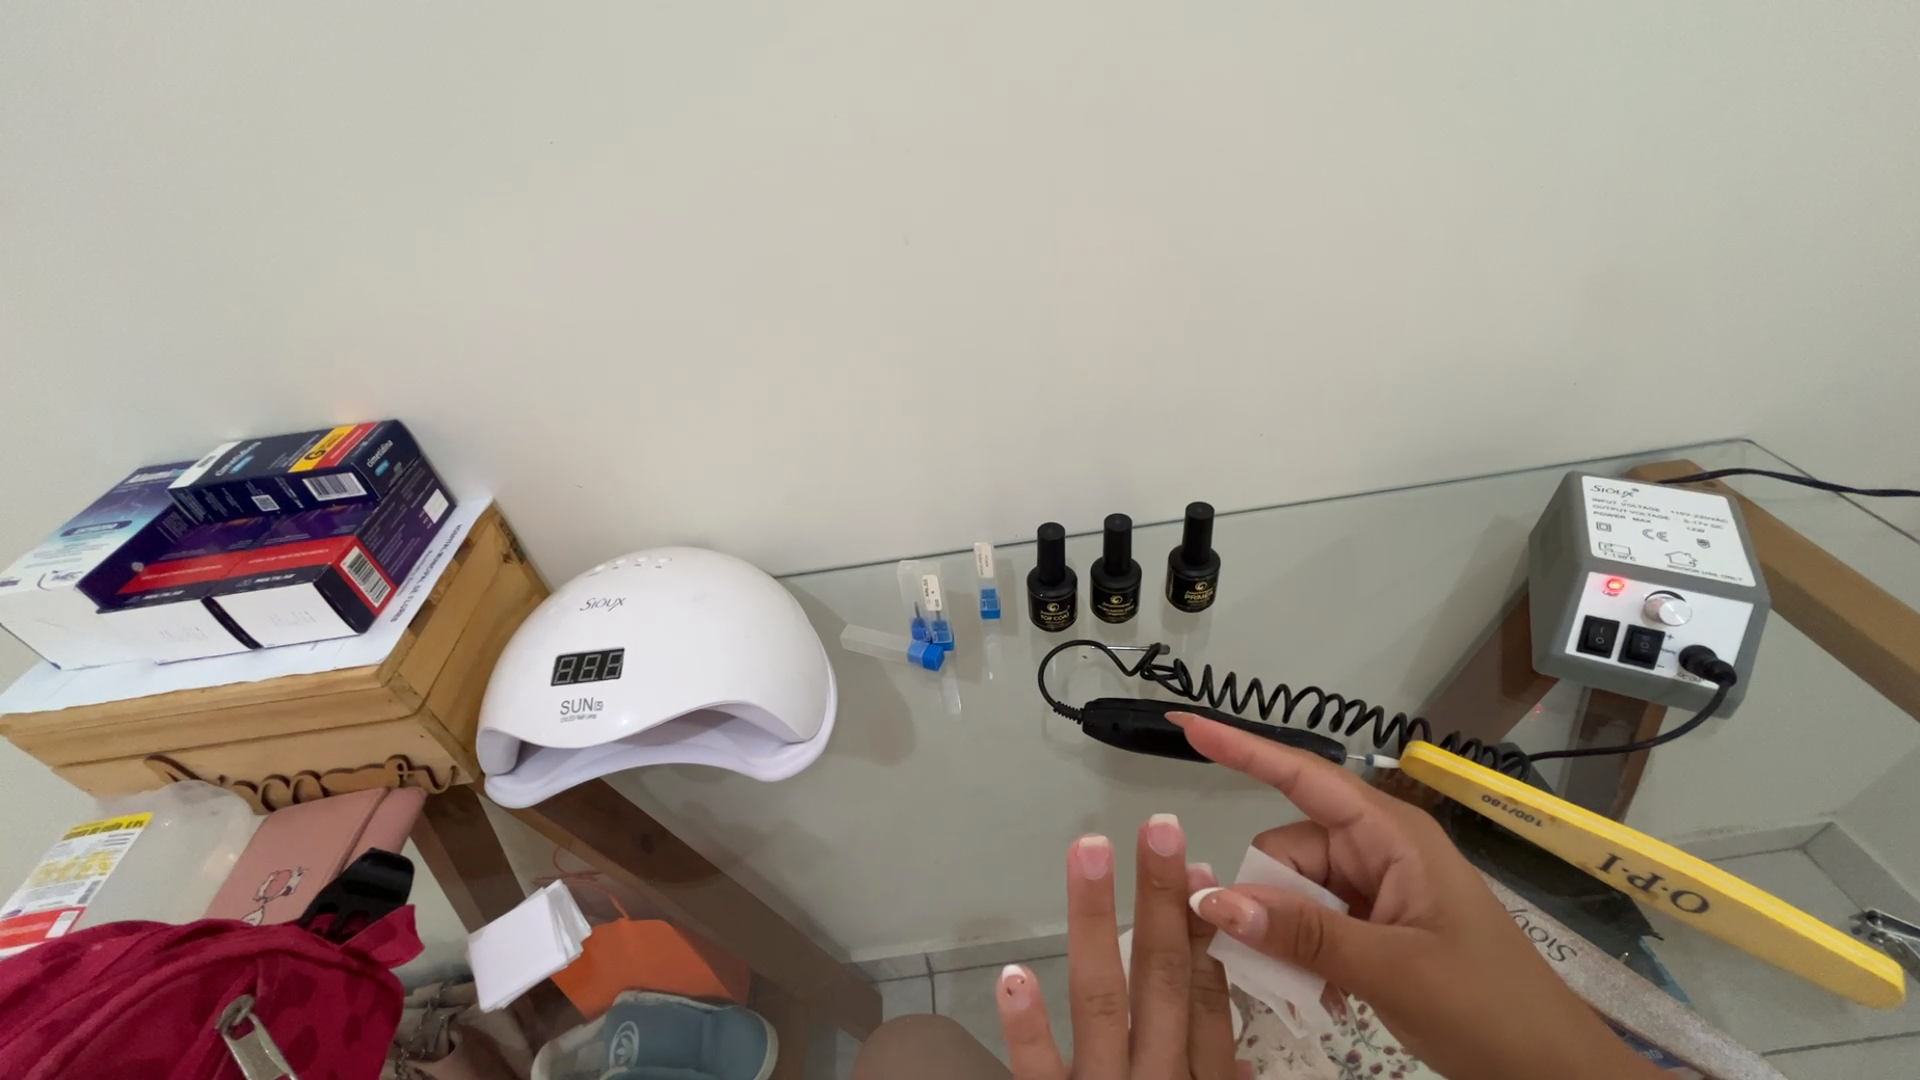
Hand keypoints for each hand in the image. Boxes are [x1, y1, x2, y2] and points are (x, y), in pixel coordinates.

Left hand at [995, 818, 1245, 1079]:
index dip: (1203, 929)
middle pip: (1161, 976)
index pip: (1204, 995)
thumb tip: (1239, 1052)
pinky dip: (1027, 1025)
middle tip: (1159, 826)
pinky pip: (1038, 1069)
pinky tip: (1014, 975)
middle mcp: (1158, 1079)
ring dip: (1094, 918)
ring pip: (1100, 998)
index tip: (1199, 866)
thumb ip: (1214, 1078)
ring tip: (1089, 849)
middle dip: (1160, 896)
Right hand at [1170, 713, 1666, 1079]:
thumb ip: (1300, 934)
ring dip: (1285, 935)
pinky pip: (1307, 919)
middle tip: (1274, 959)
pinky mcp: (1370, 922)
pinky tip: (1323, 991)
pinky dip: (1300, 952)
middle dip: (1267, 898)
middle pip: (1284, 849)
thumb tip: (1210, 899)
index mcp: (1390, 834)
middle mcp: (1375, 848)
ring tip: (1314, 987)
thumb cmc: (1494, 1012)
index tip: (1187, 725)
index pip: (1302, 775)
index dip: (1241, 747)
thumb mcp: (1394, 970)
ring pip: (1289, 889)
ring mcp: (1372, 886)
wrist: (1558, 1079)